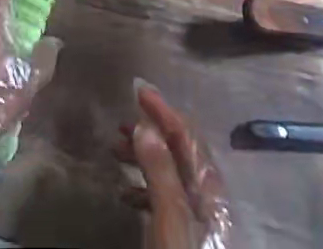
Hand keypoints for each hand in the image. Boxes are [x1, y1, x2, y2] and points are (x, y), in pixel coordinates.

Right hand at [120, 80, 241, 248]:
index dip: (162, 109)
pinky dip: (144, 185)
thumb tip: (143, 125)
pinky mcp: (186, 236)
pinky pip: (165, 197)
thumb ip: (160, 172)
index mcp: (208, 187)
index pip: (185, 135)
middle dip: (150, 130)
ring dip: (144, 155)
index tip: (137, 89)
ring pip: (170, 172)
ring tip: (114, 150)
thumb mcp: (170, 219)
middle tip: (118, 122)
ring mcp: (198, 217)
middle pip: (179, 150)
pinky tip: (125, 193)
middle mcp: (207, 197)